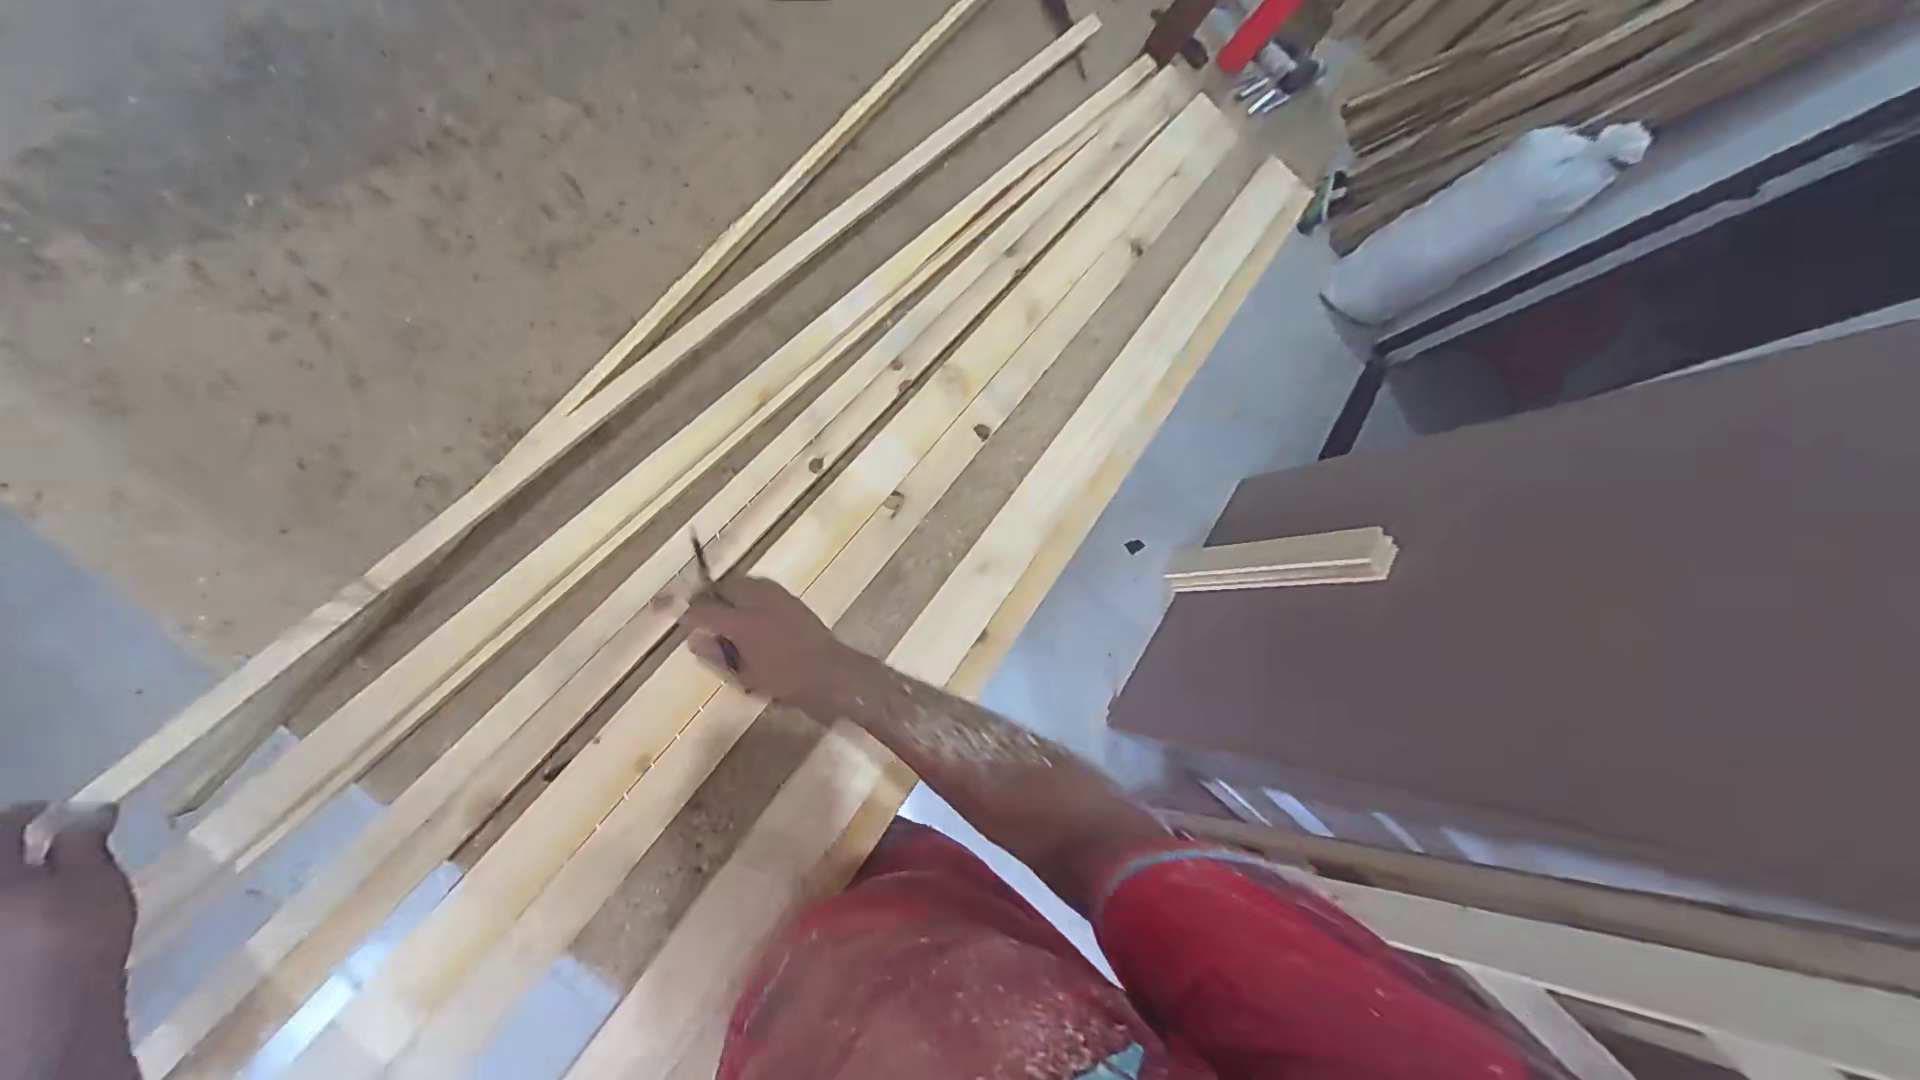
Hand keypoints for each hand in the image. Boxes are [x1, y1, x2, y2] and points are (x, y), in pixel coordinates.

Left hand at [0, 803, 138, 1079]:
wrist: (39, 1010)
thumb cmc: (75, 932)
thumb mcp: (94, 880)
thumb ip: (85, 843)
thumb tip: (90, 810)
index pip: (1, 826)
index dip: (23, 813)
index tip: (45, 808)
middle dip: (8, 848)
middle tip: (33, 840)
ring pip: (0, 889)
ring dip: (9, 877)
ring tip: (29, 875)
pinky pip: (3, 913)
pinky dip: (11, 904)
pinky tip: (22, 909)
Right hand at [682, 576, 871, 713]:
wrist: (830, 673)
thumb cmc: (786, 682)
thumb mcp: (745, 675)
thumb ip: (717, 655)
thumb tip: (696, 639)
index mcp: (743, 624)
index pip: (705, 610)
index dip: (690, 614)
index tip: (682, 619)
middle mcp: (759, 602)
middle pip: (727, 585)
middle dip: (712, 595)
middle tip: (705, 612)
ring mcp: (779, 597)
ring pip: (747, 581)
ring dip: (733, 591)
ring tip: (728, 610)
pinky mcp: (793, 599)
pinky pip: (764, 587)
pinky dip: (752, 594)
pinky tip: (753, 612)